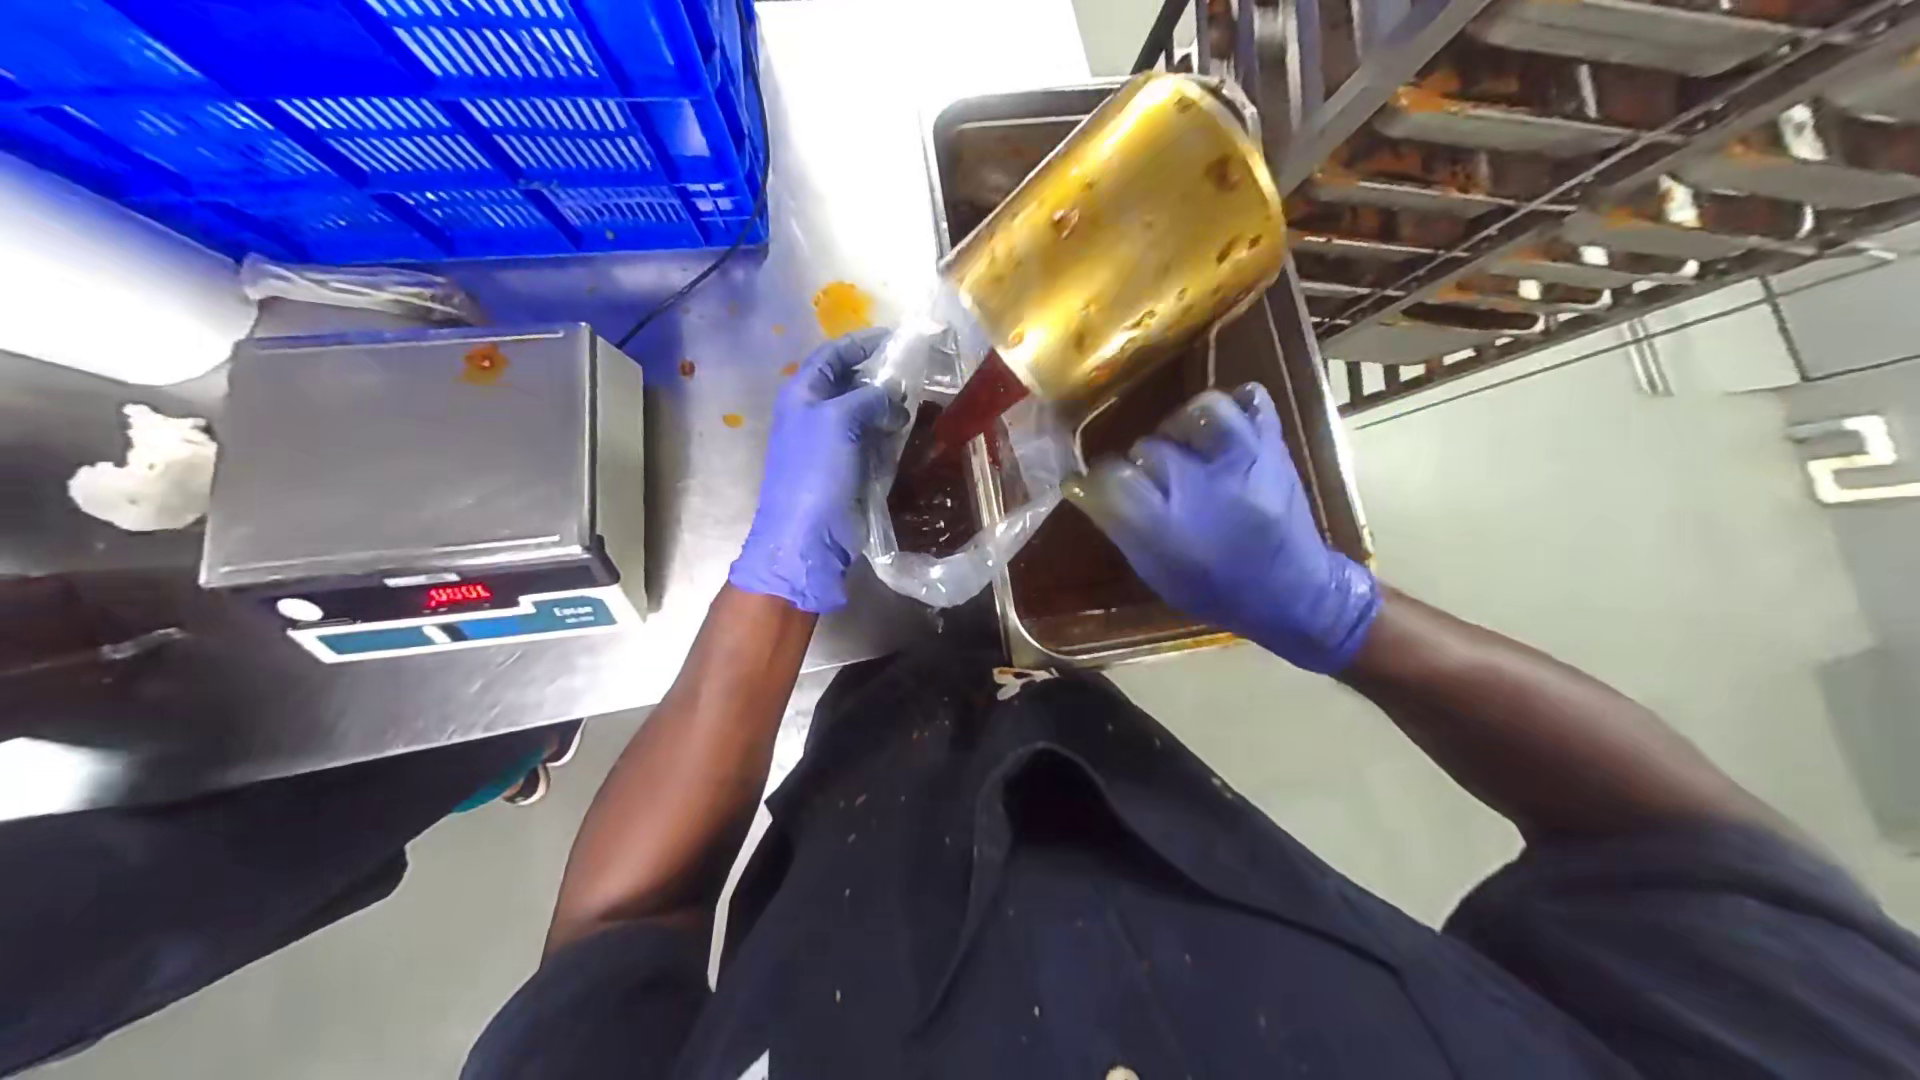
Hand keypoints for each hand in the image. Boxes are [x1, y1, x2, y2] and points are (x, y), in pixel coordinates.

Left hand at [729, 329, 894, 612]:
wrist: (808, 536)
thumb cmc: (816, 472)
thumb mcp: (840, 420)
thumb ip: (869, 397)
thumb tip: (894, 395)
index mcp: (803, 394)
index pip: (833, 354)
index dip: (863, 343)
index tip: (899, 339)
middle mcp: (815, 413)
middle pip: (851, 382)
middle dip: (883, 375)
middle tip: (920, 370)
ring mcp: (832, 443)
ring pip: (866, 413)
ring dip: (891, 406)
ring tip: (924, 398)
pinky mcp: (849, 468)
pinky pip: (873, 442)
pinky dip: (891, 434)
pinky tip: (913, 431)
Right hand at [1064, 383, 1379, 672]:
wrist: (1294, 593)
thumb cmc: (1214, 589)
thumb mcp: (1155, 571)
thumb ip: (1120, 524)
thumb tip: (1084, 486)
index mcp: (1166, 526)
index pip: (1108, 479)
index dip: (1093, 482)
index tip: (1094, 488)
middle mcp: (1201, 486)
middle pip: (1146, 447)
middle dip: (1138, 464)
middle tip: (1151, 483)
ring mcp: (1243, 458)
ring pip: (1198, 410)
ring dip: (1183, 427)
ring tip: (1185, 447)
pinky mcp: (1273, 444)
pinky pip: (1251, 399)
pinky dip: (1236, 406)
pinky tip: (1222, 429)